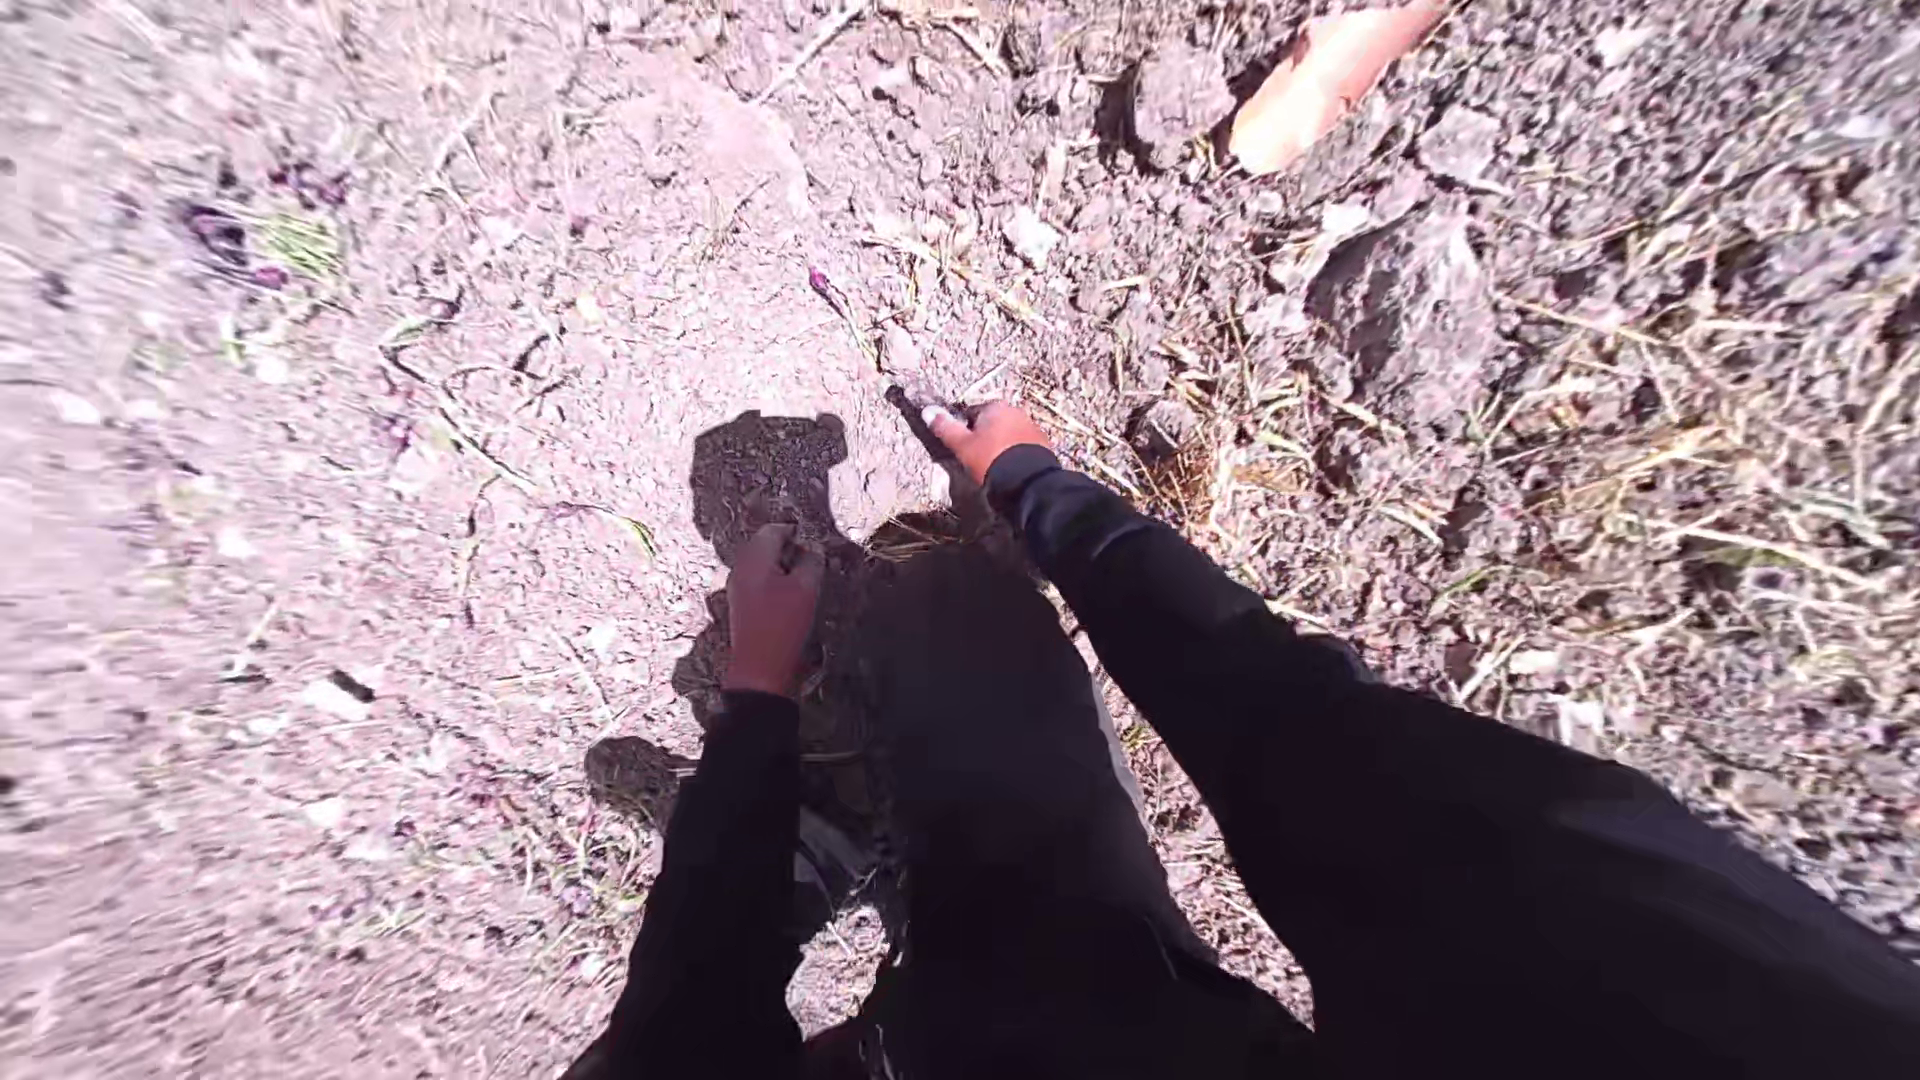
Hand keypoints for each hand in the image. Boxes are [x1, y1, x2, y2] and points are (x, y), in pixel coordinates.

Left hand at [723, 524, 823, 698]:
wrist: (760, 668)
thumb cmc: (783, 624)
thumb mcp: (806, 589)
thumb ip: (811, 561)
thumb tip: (813, 548)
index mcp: (753, 560)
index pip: (772, 530)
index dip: (795, 532)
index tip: (815, 544)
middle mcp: (740, 569)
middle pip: (764, 545)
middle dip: (789, 549)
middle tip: (813, 562)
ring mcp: (738, 587)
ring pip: (762, 563)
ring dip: (784, 566)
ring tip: (805, 580)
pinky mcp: (742, 604)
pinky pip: (759, 580)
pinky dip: (776, 580)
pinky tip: (791, 597)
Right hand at [923, 401, 1052, 485]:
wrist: (1027, 480)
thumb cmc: (990, 459)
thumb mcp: (962, 445)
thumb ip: (945, 428)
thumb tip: (926, 410)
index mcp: (995, 406)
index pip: (972, 414)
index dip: (965, 432)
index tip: (964, 449)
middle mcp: (1016, 411)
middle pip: (992, 423)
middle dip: (986, 438)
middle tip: (979, 461)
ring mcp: (1032, 426)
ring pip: (1009, 434)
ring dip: (1002, 446)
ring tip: (996, 467)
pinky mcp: (1043, 443)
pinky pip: (1023, 446)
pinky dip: (1017, 454)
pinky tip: (1013, 470)